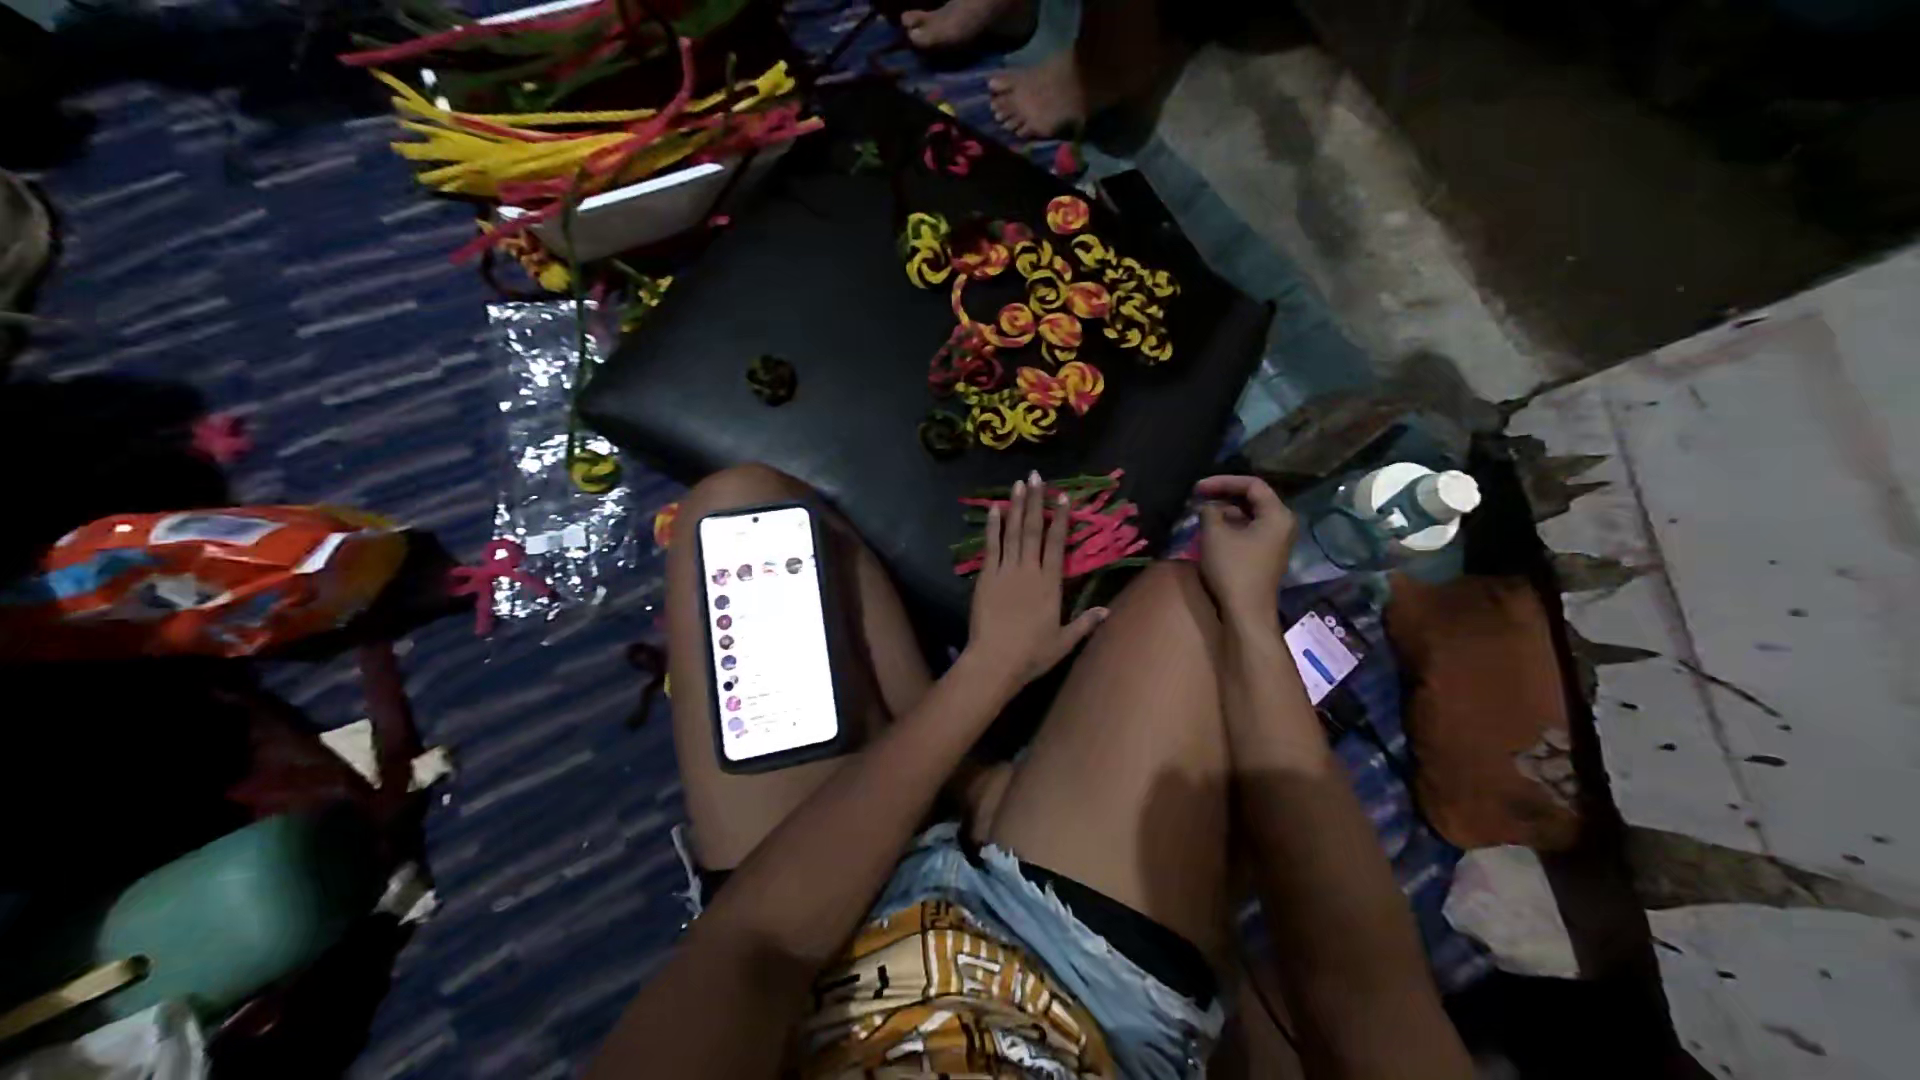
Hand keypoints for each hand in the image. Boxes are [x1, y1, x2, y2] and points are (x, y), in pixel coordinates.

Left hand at [964, 471, 1106, 687]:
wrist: (995, 661)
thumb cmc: (1031, 654)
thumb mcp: (1064, 641)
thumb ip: (1085, 623)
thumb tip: (1107, 611)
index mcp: (1050, 584)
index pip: (1057, 544)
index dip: (1061, 519)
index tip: (1063, 497)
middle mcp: (1029, 570)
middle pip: (1034, 530)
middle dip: (1037, 501)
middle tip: (1037, 477)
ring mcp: (1006, 571)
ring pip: (1013, 532)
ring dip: (1016, 506)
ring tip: (1019, 483)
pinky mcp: (986, 577)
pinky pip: (991, 546)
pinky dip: (993, 527)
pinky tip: (995, 510)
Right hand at [1195, 474, 1296, 623]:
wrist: (1246, 611)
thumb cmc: (1232, 569)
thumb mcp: (1214, 534)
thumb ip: (1210, 512)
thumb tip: (1207, 507)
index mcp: (1277, 515)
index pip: (1252, 485)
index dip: (1223, 482)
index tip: (1198, 488)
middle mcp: (1283, 524)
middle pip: (1253, 499)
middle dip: (1224, 495)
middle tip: (1199, 496)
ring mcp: (1276, 541)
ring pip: (1250, 515)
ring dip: (1225, 511)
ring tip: (1201, 513)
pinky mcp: (1267, 554)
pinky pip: (1250, 530)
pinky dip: (1231, 526)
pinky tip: (1212, 530)